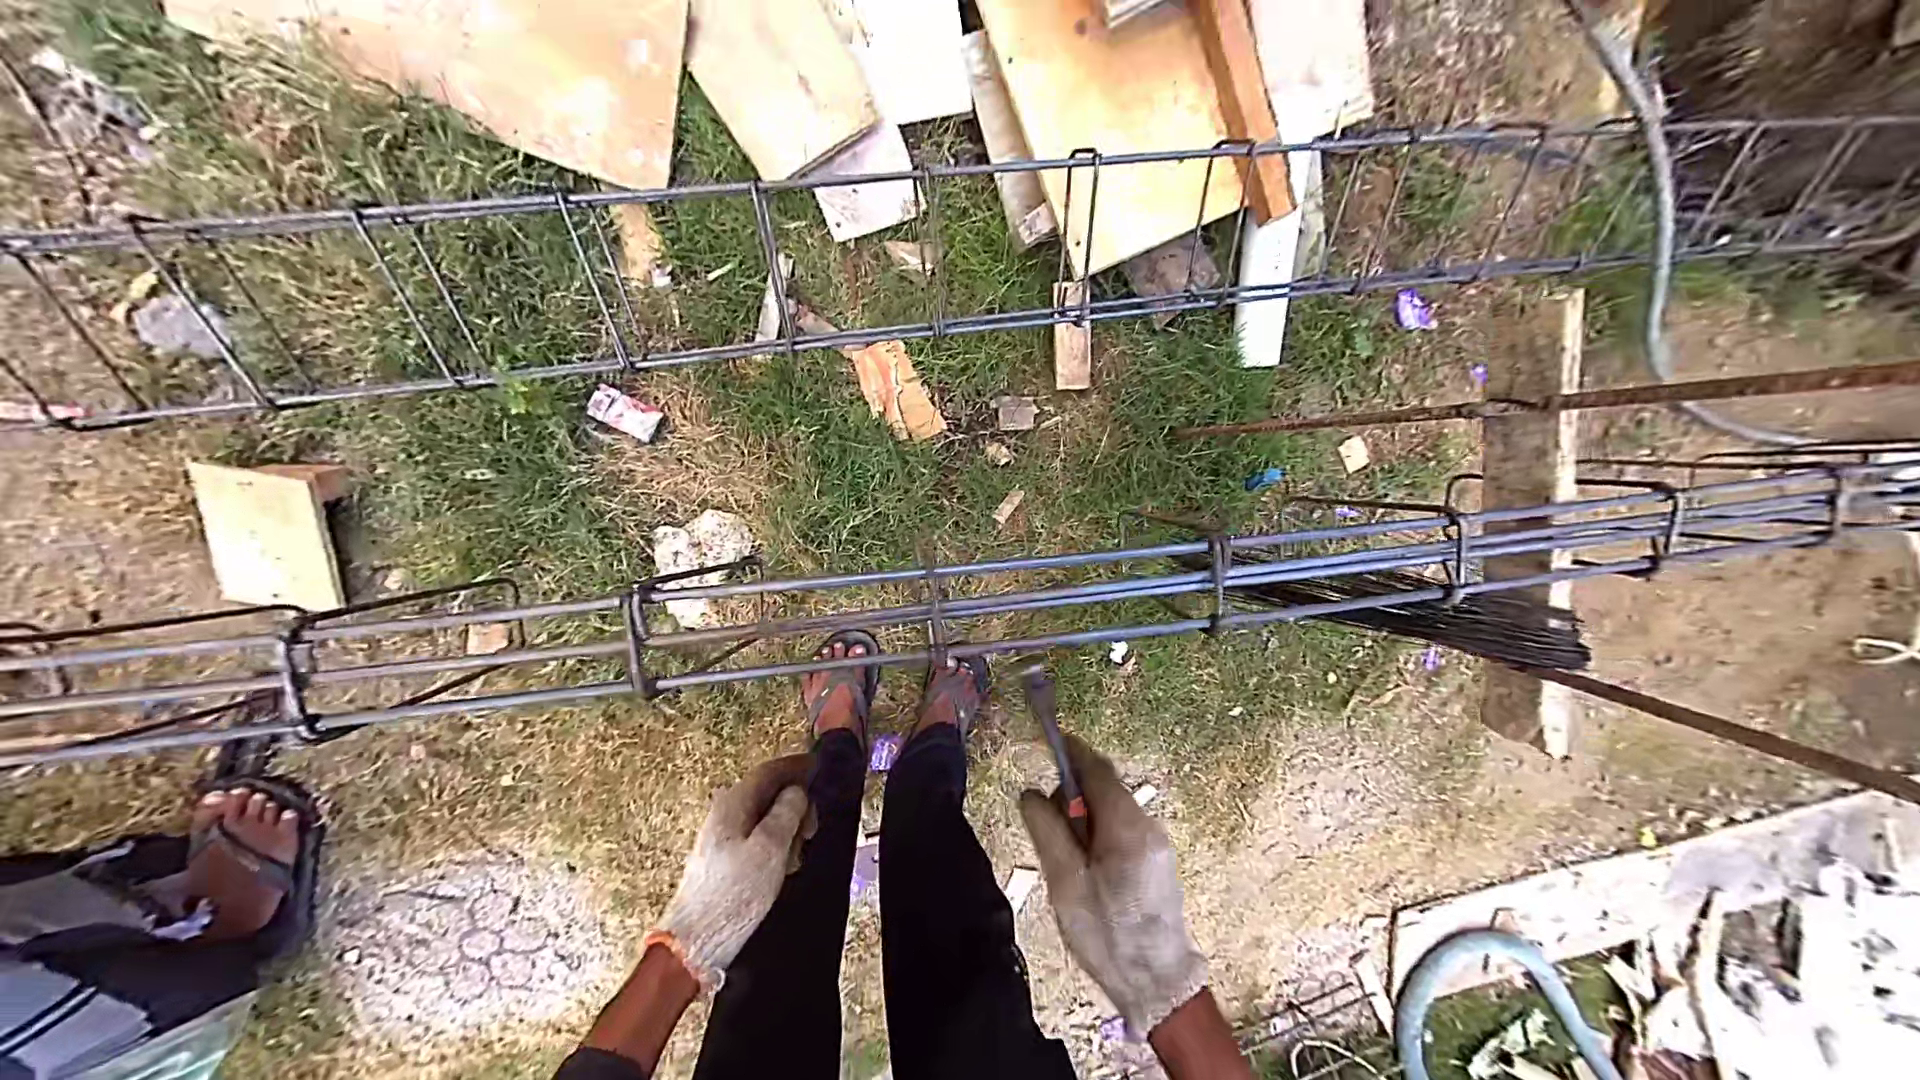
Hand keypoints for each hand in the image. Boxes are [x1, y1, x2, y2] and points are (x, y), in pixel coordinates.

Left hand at [651, 754, 812, 990]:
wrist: (696, 942)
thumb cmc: (734, 894)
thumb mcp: (771, 847)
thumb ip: (787, 812)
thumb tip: (797, 792)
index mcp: (734, 803)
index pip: (770, 771)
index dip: (797, 766)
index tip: (819, 767)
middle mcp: (726, 813)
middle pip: (769, 793)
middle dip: (796, 804)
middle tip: (812, 827)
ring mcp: (723, 837)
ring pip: (766, 817)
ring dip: (788, 827)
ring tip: (797, 853)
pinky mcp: (725, 859)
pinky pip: (759, 838)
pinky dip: (777, 844)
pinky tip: (784, 866)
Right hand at [1019, 735, 1208, 1035]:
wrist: (1159, 985)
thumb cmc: (1106, 935)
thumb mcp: (1066, 883)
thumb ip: (1047, 830)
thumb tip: (1030, 792)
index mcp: (1127, 827)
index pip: (1097, 769)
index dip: (1071, 752)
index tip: (1048, 742)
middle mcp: (1147, 826)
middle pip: (1105, 786)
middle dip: (1074, 791)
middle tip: (1047, 820)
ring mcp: (1156, 842)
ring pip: (1112, 807)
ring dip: (1084, 813)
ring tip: (1065, 854)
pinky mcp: (1157, 858)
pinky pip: (1122, 826)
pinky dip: (1098, 828)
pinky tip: (1084, 863)